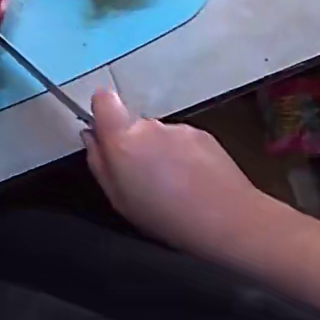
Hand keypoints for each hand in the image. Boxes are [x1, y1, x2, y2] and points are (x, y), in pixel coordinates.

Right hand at [82, 89, 281, 259]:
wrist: (227, 218)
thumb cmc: (165, 216)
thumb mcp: (117, 199)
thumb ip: (98, 163)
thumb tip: (92, 138)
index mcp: (122, 140)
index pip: (103, 100)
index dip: (101, 109)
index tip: (103, 130)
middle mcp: (149, 127)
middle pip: (132, 126)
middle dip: (133, 146)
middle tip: (141, 178)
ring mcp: (178, 129)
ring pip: (157, 135)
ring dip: (159, 153)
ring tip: (171, 185)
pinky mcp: (203, 134)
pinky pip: (181, 141)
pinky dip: (182, 156)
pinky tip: (191, 181)